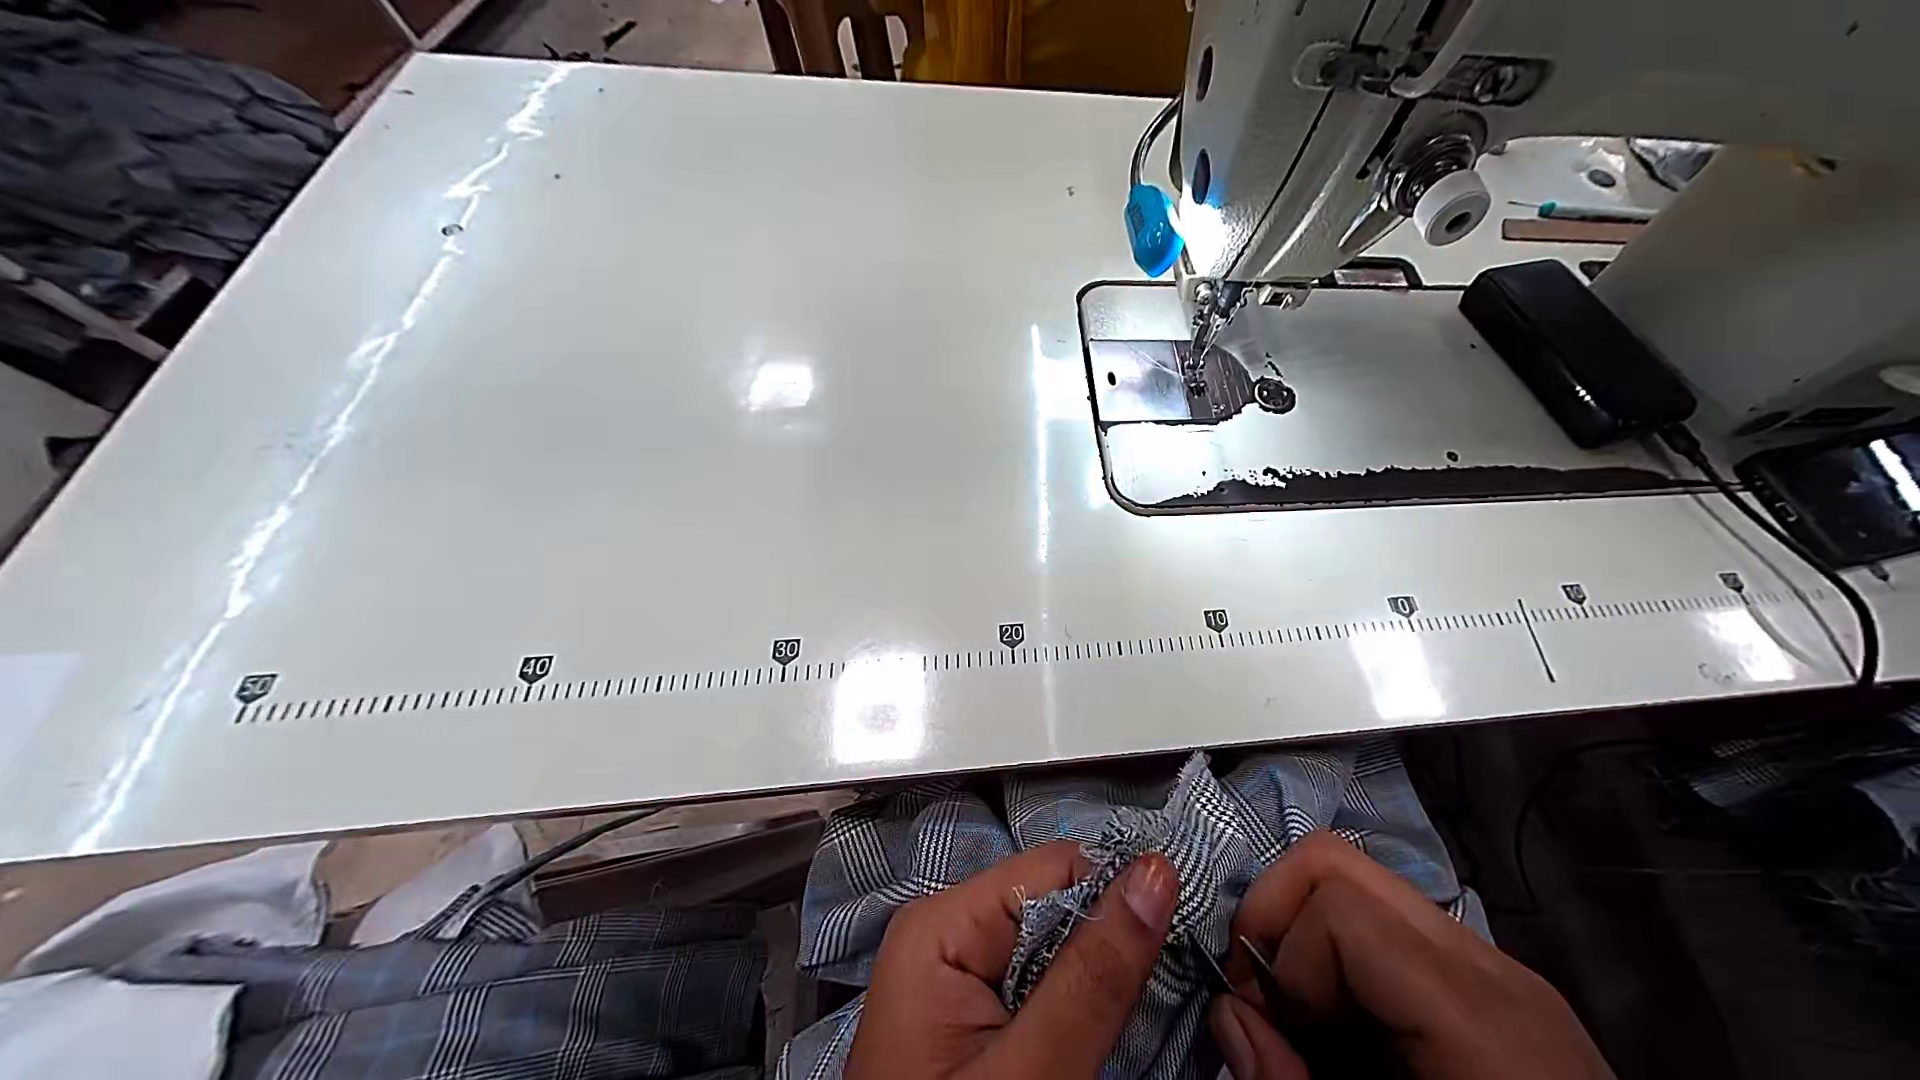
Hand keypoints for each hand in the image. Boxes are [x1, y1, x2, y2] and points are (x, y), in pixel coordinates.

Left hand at [846, 842, 1178, 1078]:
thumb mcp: (1028, 1074)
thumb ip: (1092, 977)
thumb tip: (1155, 875)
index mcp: (941, 922)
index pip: (1054, 869)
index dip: (1118, 899)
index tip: (1174, 944)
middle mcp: (946, 927)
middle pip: (1054, 903)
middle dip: (1107, 945)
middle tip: (1155, 999)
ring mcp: (957, 966)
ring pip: (1054, 943)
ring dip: (1096, 980)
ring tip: (1124, 1023)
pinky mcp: (971, 1003)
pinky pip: (1038, 978)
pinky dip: (1074, 1004)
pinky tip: (1089, 1036)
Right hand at [1209, 831, 1613, 1079]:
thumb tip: (1231, 1015)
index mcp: (1483, 1021)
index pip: (1341, 907)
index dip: (1285, 954)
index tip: (1272, 1026)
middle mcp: (1492, 969)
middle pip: (1338, 862)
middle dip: (1275, 913)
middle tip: (1262, 993)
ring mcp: (1498, 968)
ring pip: (1356, 881)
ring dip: (1301, 931)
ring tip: (1301, 1014)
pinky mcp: (1495, 983)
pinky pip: (1385, 922)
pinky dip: (1338, 952)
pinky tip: (1347, 1026)